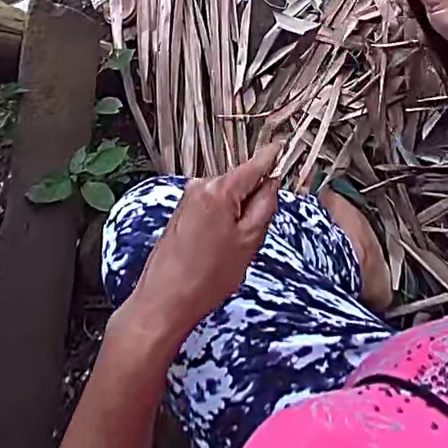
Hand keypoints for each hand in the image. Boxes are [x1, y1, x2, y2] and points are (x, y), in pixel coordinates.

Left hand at [120, 141, 281, 337]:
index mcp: (220, 189)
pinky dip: (222, 218)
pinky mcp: (183, 210)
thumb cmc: (206, 277)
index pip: (254, 164)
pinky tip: (217, 246)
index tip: (282, 146)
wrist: (165, 300)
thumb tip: (272, 183)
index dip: (271, 156)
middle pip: (240, 180)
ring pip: (227, 194)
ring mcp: (189, 196)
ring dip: (236, 211)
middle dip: (252, 198)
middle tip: (253, 232)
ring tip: (230, 246)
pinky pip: (213, 204)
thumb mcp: (249, 240)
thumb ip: (265, 205)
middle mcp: (202, 185)